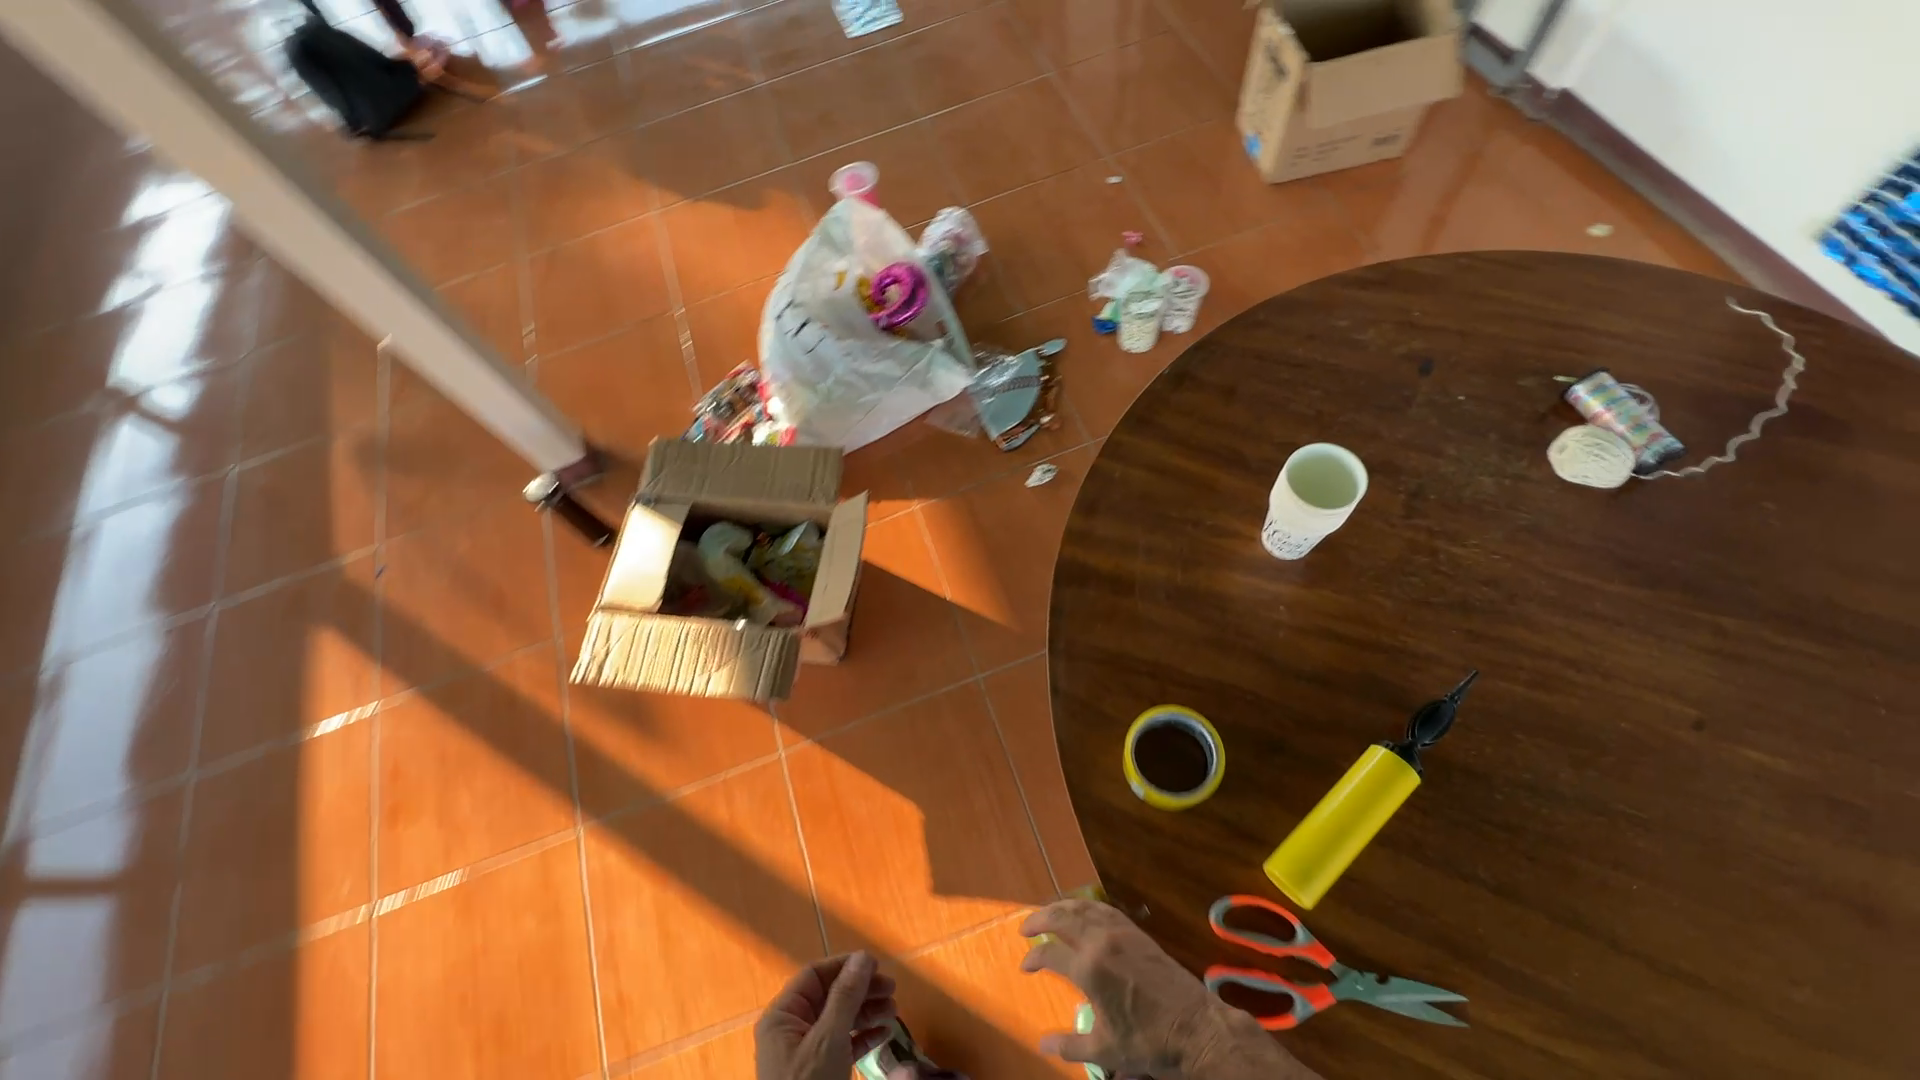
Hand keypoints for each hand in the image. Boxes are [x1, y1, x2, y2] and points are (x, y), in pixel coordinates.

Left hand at [755, 952, 898, 1079]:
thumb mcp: (828, 1039)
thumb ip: (845, 997)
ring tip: (894, 1011)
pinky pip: (842, 1045)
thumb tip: (863, 957)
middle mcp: (791, 1030)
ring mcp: (804, 1053)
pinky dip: (863, 1037)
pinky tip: (884, 1034)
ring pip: (838, 1020)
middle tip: (892, 989)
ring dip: (866, 1012)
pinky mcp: (818, 1073)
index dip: (845, 966)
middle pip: (829, 997)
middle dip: (861, 990)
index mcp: (783, 1016)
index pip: (814, 976)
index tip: (876, 965)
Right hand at [1019, 899, 1217, 1077]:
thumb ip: (1069, 1045)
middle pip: (1062, 917)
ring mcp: (1121, 933)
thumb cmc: (1149, 1041)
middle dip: (1039, 919)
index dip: (1033, 959)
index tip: (1024, 967)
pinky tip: (1084, 915)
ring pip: (1084, 908)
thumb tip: (1041, 1043)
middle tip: (1026, 928)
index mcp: (1089, 969)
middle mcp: (1101, 942)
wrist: (1196, 1028)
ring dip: (1062, 907)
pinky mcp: (1138, 933)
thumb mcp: (1105, 1050)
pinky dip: (1087, 907)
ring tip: (1049, 914)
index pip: (1049, 954)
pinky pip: (1105, 910)